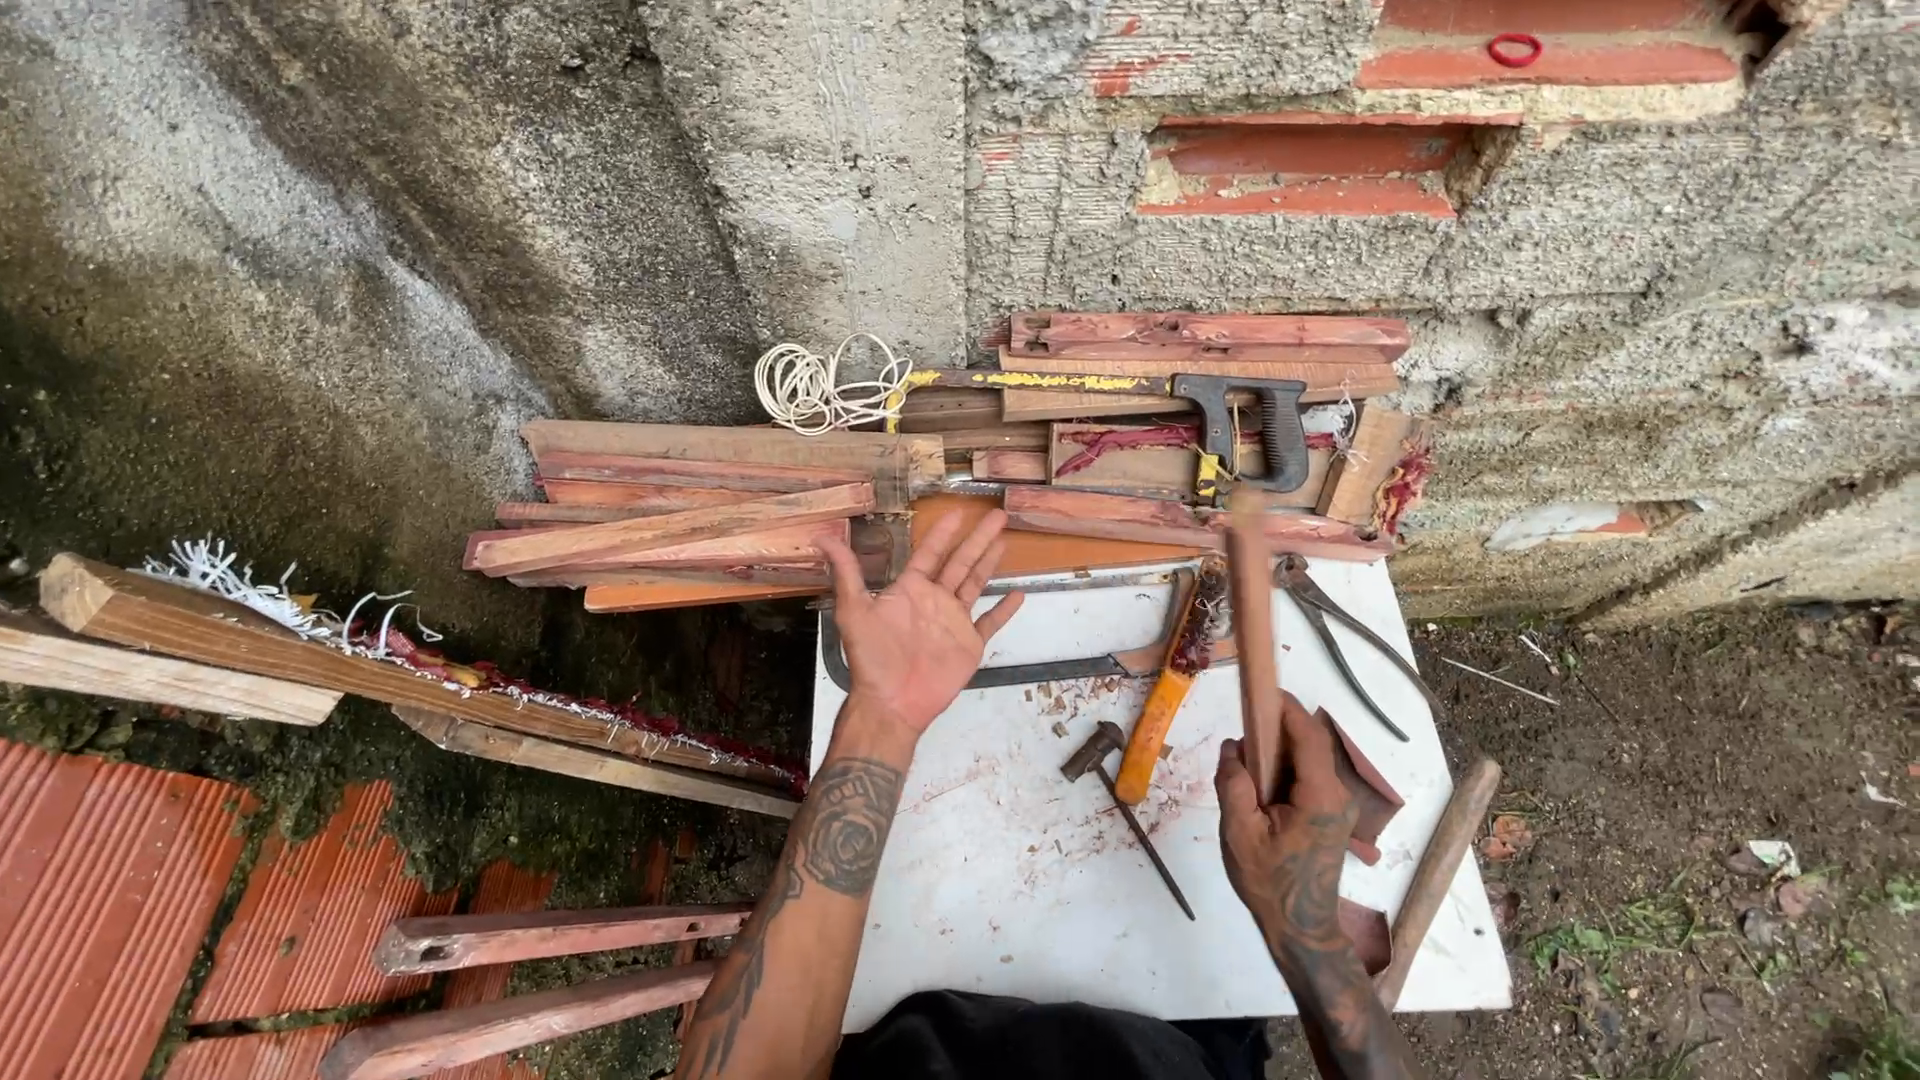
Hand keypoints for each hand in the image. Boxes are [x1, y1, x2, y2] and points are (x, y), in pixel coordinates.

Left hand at [817, 509, 1024, 738]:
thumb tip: (822, 538)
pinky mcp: (969, 644)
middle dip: (978, 538)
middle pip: (960, 562)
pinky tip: (1018, 595)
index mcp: (910, 590)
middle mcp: (934, 600)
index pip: (930, 553)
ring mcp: (954, 622)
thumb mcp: (853, 610)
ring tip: (1005, 541)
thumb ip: (846, 572)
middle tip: (997, 515)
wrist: (891, 702)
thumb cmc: (872, 657)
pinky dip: (1004, 610)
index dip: (942, 533)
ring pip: (976, 584)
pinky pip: (991, 623)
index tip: (956, 512)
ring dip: (990, 563)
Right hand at [1216, 692, 1357, 958]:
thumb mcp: (1239, 832)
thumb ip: (1233, 783)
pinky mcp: (1328, 817)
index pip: (1308, 735)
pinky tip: (1257, 783)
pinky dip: (1282, 769)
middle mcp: (1336, 796)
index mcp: (1319, 796)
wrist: (1301, 930)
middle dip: (1275, 728)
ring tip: (1244, 761)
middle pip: (1309, 744)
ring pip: (1307, 761)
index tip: (1261, 690)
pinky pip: (1306, 778)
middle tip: (1241, 731)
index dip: (1286, 707)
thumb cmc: (1269, 882)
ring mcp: (1336, 807)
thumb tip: (1233, 747)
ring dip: (1277, 751)